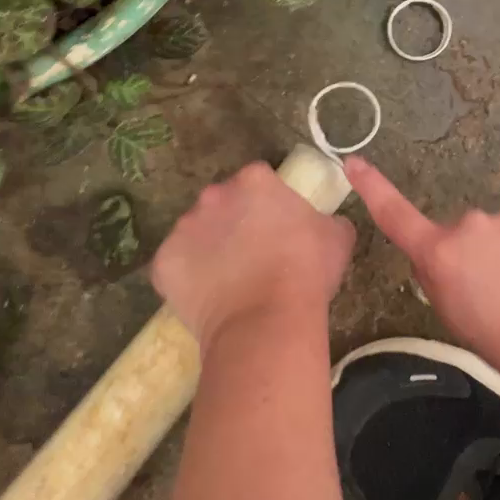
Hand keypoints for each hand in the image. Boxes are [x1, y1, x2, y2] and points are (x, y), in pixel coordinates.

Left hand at [150, 162, 356, 346]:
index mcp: (255, 180)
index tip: (278, 225)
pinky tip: (209, 296)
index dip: (268, 203)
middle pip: (223, 201)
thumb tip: (320, 223)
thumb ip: (325, 218)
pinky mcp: (163, 263)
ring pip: (197, 232)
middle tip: (256, 252)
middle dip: (235, 220)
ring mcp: (184, 228)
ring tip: (232, 279)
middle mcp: (215, 195)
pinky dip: (189, 277)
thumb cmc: (307, 270)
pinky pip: (176, 265)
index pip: (259, 180)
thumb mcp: (337, 235)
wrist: (267, 320)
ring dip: (210, 247)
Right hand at [345, 158, 499, 388]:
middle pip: (446, 239)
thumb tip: (434, 261)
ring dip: (486, 263)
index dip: (372, 188)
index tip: (352, 161)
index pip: (396, 215)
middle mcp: (470, 225)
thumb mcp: (456, 321)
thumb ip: (436, 283)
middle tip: (476, 305)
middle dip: (453, 262)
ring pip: (480, 241)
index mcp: (441, 251)